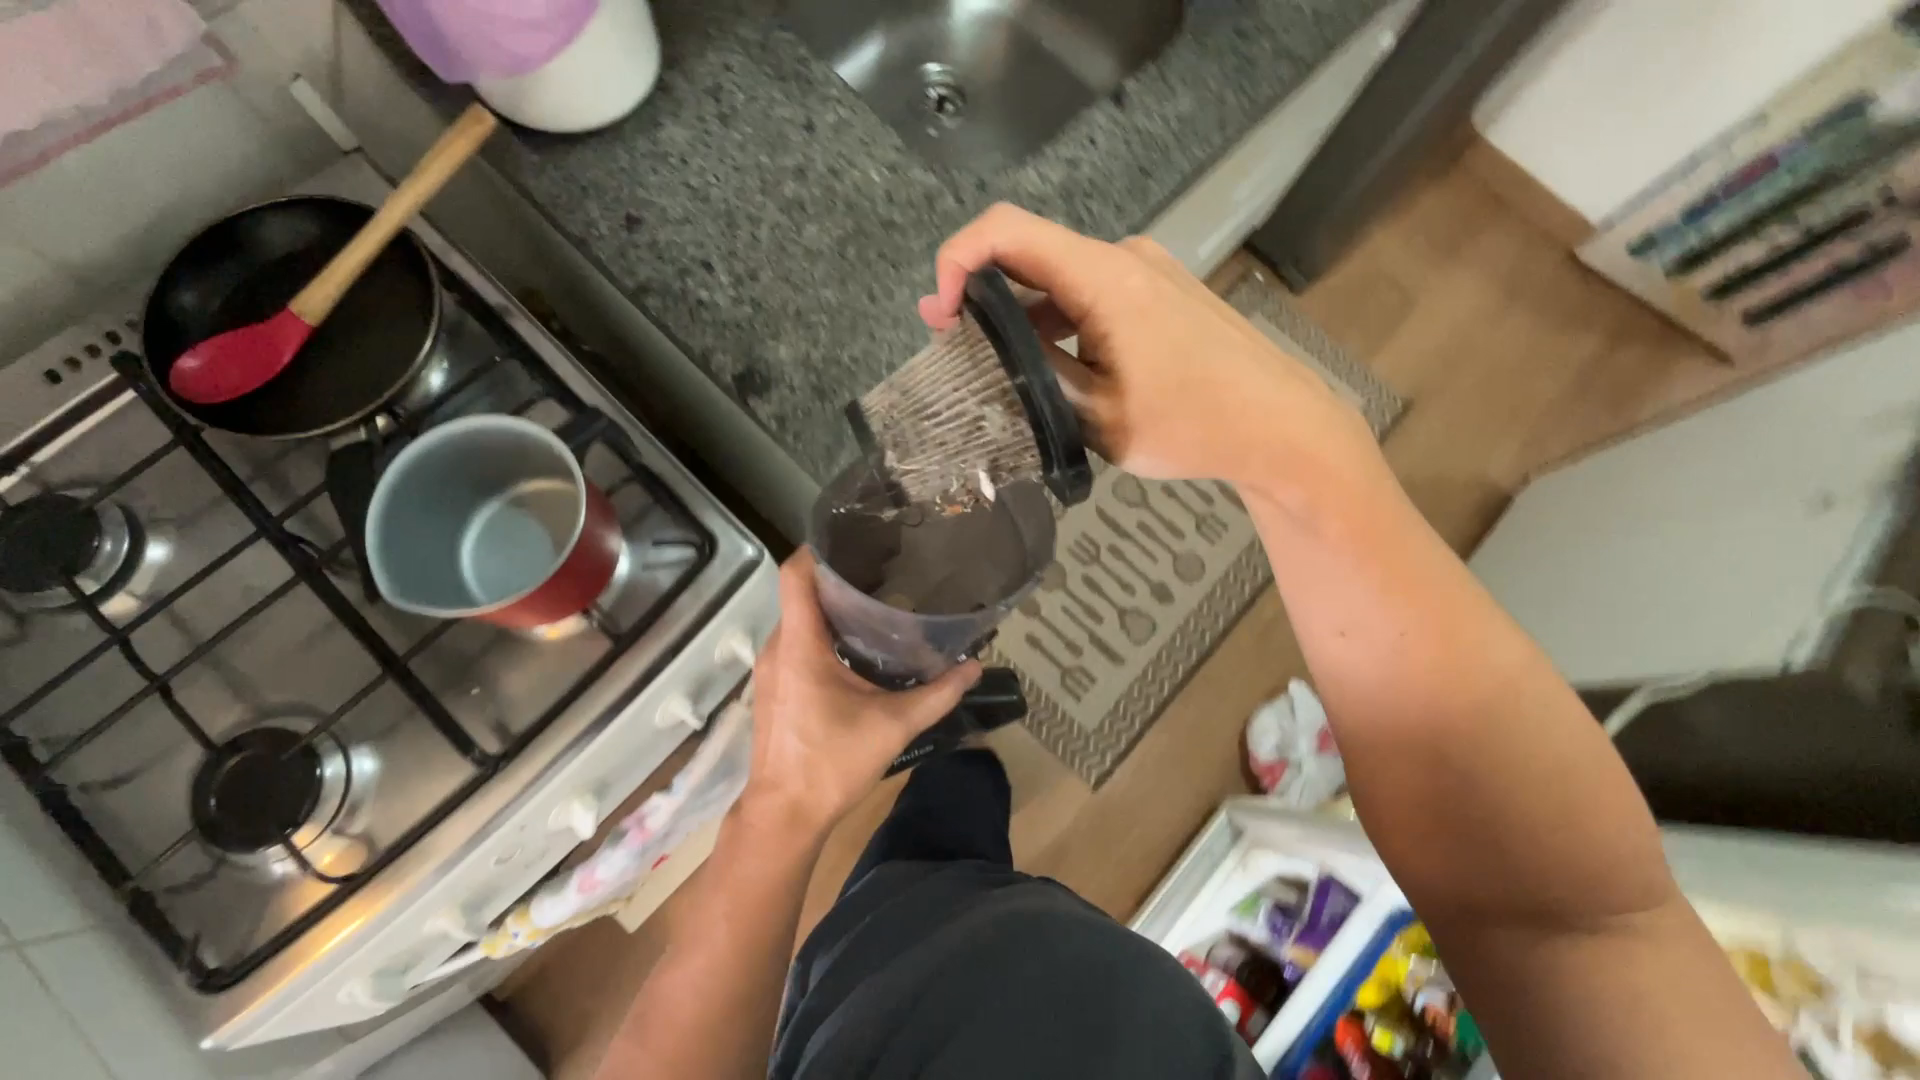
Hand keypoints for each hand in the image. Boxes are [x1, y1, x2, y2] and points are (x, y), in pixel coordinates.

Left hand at [741, 551, 981, 837]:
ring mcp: (770, 669)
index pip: (796, 575)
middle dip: (838, 580)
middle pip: (800, 594)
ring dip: (830, 610)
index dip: (820, 550)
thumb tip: (975, 667)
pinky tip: (856, 649)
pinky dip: (821, 635)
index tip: (857, 542)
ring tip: (875, 605)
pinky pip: (795, 644)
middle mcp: (777, 648)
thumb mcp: (893, 726)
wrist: (784, 815)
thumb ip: (937, 694)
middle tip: (884, 573)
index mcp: (800, 645)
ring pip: (797, 620)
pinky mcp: (772, 688)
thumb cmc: (832, 764)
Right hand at [919, 204, 1379, 500]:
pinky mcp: (1161, 292)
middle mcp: (1124, 258)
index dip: (957, 257)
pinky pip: (1091, 292)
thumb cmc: (1193, 426)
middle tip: (953, 346)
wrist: (1283, 426)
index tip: (939, 312)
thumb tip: (997, 350)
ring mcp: (1147, 272)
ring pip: (1060, 277)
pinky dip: (1059, 319)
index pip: (1007, 231)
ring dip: (1022, 313)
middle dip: (982, 292)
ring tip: (1000, 368)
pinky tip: (1052, 364)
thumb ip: (1038, 374)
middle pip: (1031, 252)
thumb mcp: (1097, 416)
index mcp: (1105, 279)